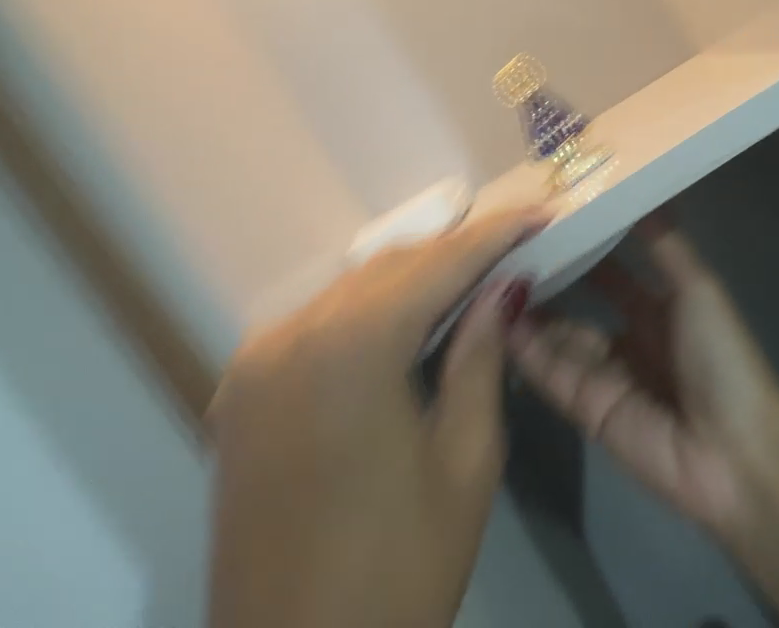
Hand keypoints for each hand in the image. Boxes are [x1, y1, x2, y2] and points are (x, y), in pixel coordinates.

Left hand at [205, 206, 548, 627]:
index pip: (437, 265)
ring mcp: (254, 364)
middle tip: (514, 247)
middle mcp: (289, 334)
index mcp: (351, 346)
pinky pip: (313, 326)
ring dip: (408, 280)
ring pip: (346, 291)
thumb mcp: (465, 459)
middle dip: (453, 253)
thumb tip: (503, 288)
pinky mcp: (239, 396)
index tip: (539, 214)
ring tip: (470, 278)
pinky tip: (402, 323)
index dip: (493, 236)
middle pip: (387, 269)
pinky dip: (363, 313)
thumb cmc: (401, 564)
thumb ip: (480, 356)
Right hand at [508, 215, 778, 534]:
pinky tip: (496, 320)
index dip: (586, 251)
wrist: (734, 454)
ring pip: (559, 338)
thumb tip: (645, 192)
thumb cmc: (722, 359)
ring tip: (488, 276)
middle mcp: (632, 340)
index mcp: (663, 311)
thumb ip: (666, 246)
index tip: (549, 221)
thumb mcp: (699, 290)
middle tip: (504, 249)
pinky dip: (525, 350)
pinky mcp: (587, 410)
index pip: (614, 275)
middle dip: (548, 282)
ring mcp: (607, 377)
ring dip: (529, 313)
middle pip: (579, 307)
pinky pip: (551, 373)